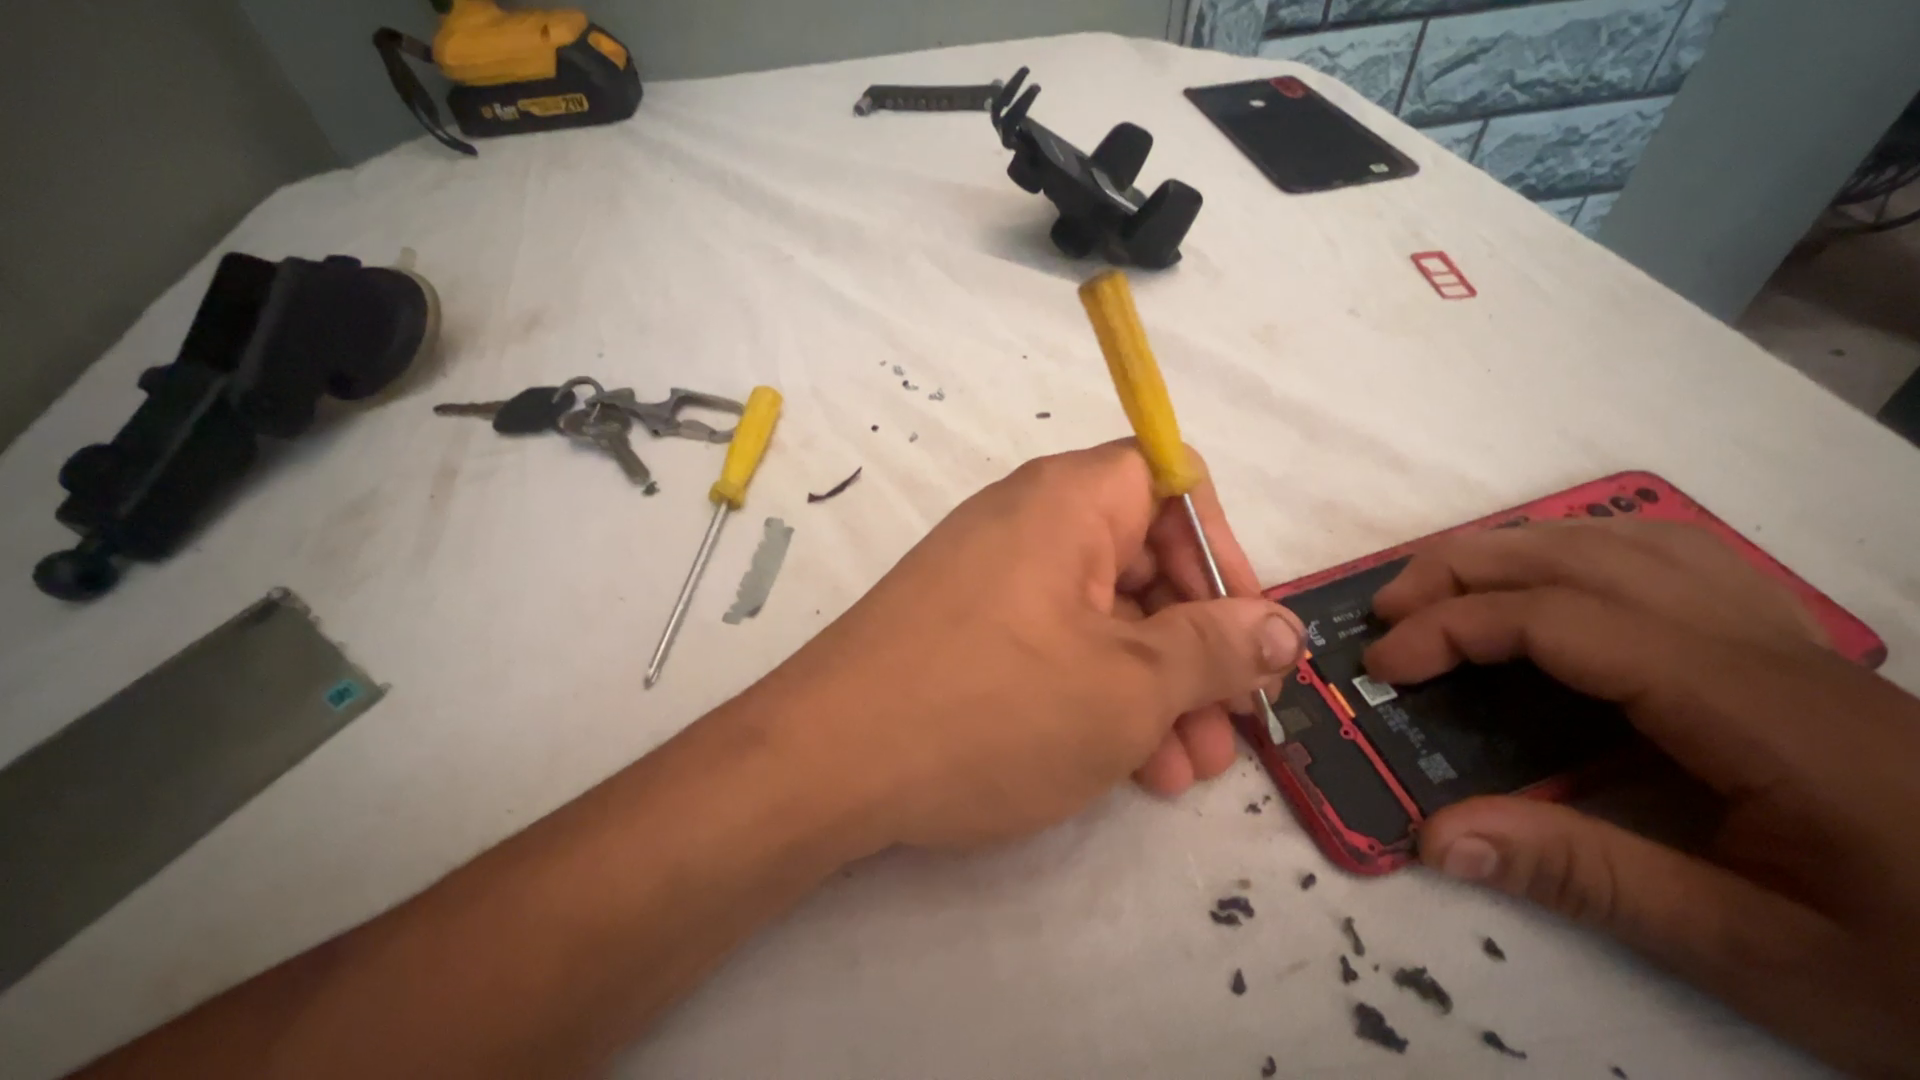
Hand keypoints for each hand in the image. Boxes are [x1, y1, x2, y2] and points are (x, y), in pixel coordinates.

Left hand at [749, 441, 1301, 849]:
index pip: (1172, 483)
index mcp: (1069, 501)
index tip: (1247, 632)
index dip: (1221, 553)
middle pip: (1144, 561)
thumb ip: (1217, 650)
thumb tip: (1284, 628)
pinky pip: (1054, 647)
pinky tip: (1123, 769)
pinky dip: (1096, 696)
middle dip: (1197, 648)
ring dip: (1155, 689)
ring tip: (1183, 771)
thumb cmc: (993, 708)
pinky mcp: (963, 634)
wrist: (824, 765)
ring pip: (1103, 618)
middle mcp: (1027, 524)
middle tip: (1230, 729)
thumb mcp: (1127, 685)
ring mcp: (989, 581)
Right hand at [1362, 521, 1919, 1077]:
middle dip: (1471, 567)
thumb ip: (1590, 880)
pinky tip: (1563, 582)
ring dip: (1525, 548)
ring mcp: (1792, 644)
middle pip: (1593, 558)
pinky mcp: (1798, 658)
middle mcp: (1770, 650)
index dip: (1458, 627)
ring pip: (1637, 545)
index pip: (1570, 622)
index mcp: (1756, 712)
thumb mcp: (1758, 954)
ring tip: (1451, 585)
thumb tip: (1436, 836)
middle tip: (1390, 607)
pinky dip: (1597, 551)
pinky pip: (1685, 564)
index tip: (1385, 665)